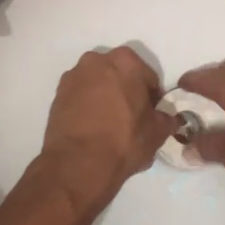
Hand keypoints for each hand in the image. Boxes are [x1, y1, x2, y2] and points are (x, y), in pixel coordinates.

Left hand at [39, 47, 172, 212]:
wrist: (78, 163)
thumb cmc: (124, 140)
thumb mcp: (157, 132)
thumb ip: (166, 119)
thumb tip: (167, 119)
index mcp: (125, 61)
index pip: (148, 78)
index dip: (153, 98)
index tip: (152, 116)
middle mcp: (95, 61)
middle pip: (119, 76)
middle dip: (126, 93)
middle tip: (132, 120)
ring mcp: (72, 77)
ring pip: (97, 86)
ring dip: (105, 99)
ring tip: (110, 127)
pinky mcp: (56, 96)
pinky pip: (80, 98)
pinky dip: (87, 108)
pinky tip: (93, 130)